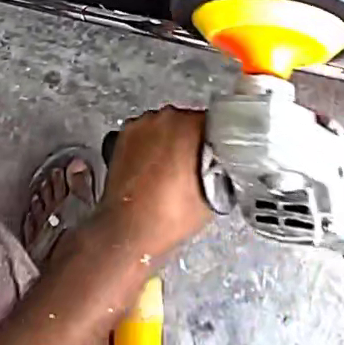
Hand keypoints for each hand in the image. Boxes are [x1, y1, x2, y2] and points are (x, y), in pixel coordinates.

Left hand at [96, 105, 212, 255]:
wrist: (130, 227)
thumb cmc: (171, 214)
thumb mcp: (212, 196)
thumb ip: (219, 169)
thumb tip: (219, 165)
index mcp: (191, 126)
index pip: (211, 123)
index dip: (214, 139)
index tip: (215, 152)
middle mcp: (165, 117)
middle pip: (185, 121)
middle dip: (189, 138)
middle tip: (192, 163)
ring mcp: (142, 123)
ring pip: (163, 125)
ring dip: (167, 139)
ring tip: (169, 167)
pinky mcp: (124, 132)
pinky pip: (143, 132)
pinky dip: (148, 144)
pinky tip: (150, 166)